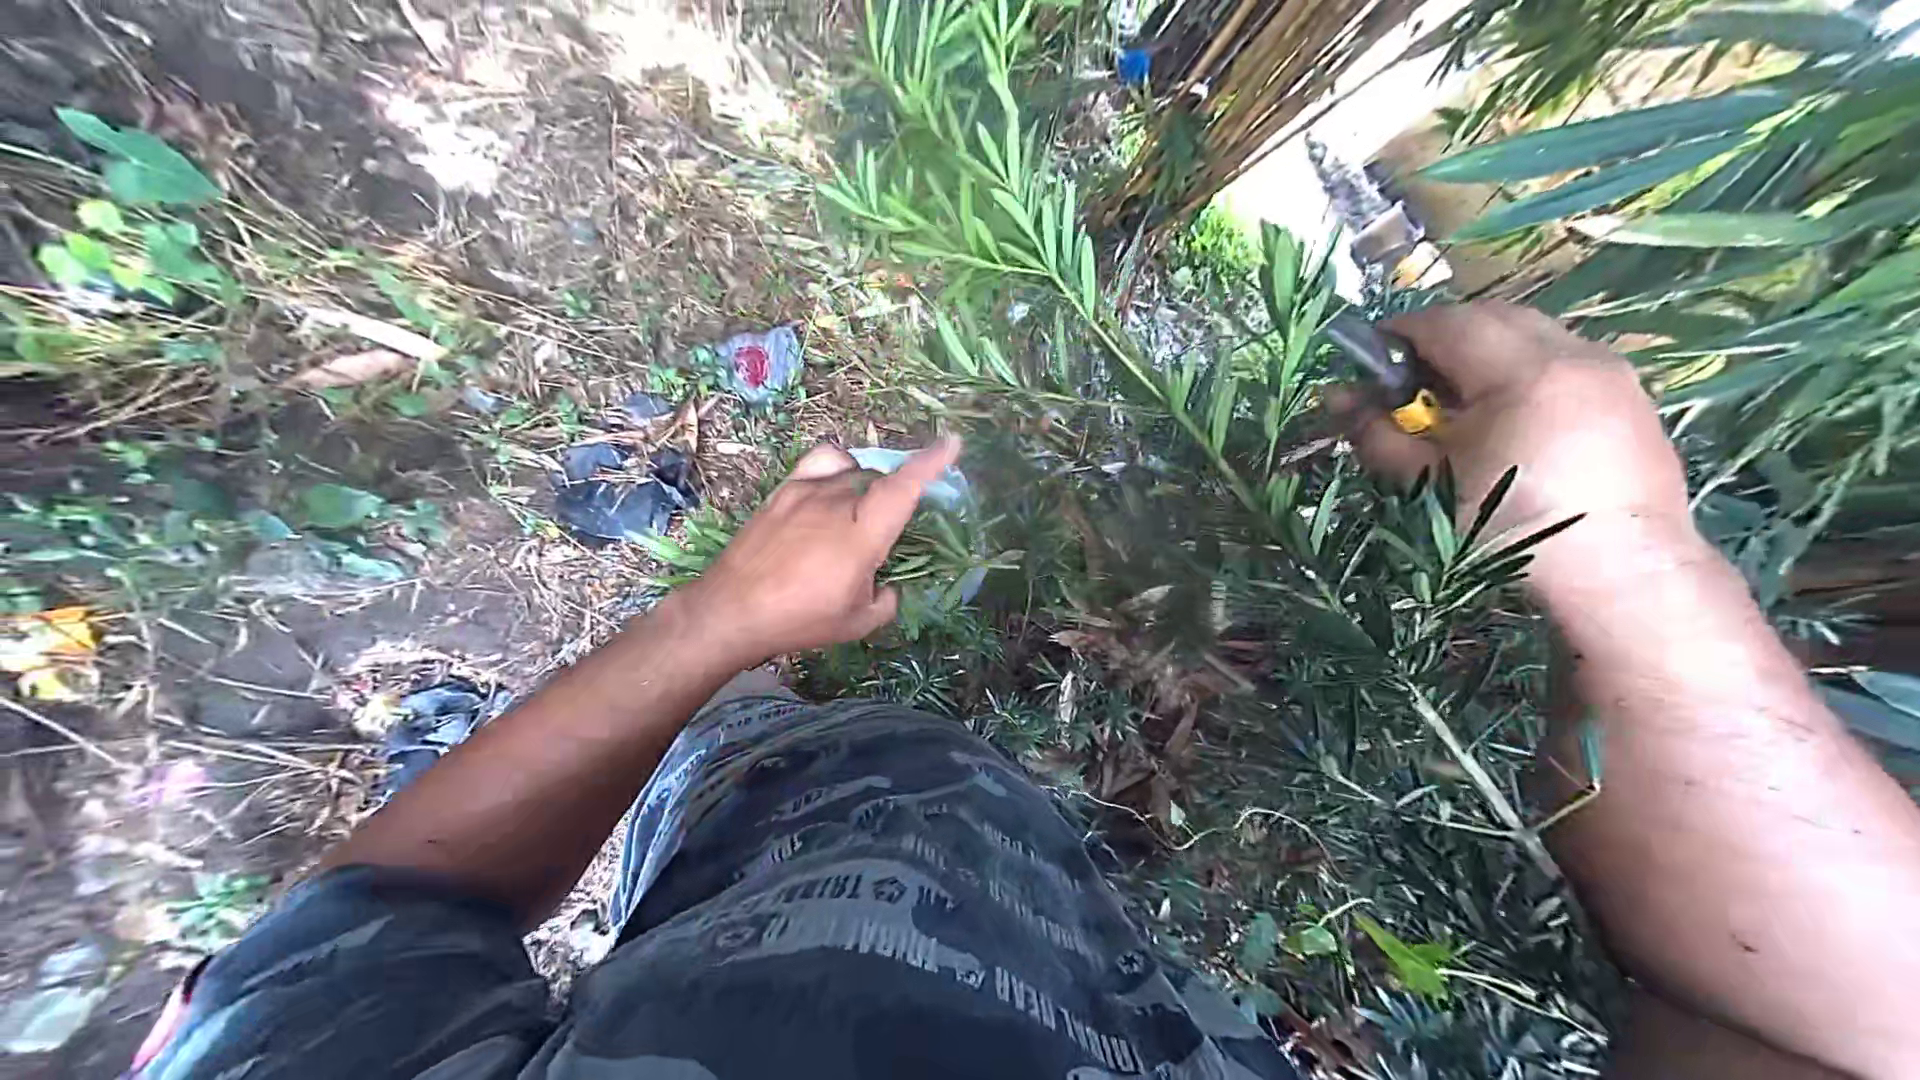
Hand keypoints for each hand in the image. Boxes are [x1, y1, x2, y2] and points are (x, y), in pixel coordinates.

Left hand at [676, 437, 962, 666]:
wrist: (731, 609)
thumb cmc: (800, 618)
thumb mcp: (858, 622)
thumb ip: (887, 601)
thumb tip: (889, 586)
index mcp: (863, 532)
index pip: (904, 486)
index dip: (932, 462)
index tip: (953, 443)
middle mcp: (837, 501)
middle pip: (881, 478)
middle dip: (897, 492)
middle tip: (892, 526)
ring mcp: (807, 491)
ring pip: (853, 470)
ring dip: (868, 484)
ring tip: (862, 510)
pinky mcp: (783, 491)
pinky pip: (820, 463)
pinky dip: (838, 467)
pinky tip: (833, 489)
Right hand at [1342, 301, 1693, 572]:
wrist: (1618, 571)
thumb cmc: (1508, 526)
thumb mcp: (1425, 482)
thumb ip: (1375, 432)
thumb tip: (1334, 396)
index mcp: (1523, 375)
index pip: (1448, 323)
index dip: (1399, 333)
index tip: (1367, 360)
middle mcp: (1574, 355)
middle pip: (1491, 316)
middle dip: (1438, 336)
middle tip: (1402, 379)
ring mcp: (1610, 370)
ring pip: (1528, 332)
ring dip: (1478, 350)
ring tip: (1448, 397)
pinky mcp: (1627, 392)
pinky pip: (1557, 356)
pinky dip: (1515, 366)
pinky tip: (1498, 414)